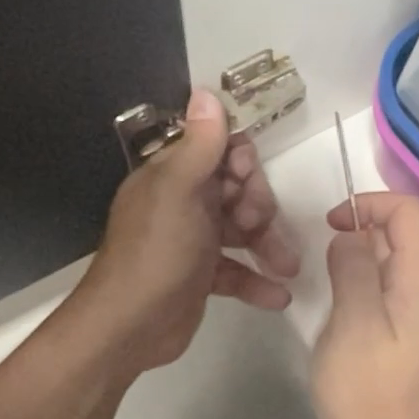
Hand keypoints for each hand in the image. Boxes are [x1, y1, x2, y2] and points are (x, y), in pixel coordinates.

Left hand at [72, 88, 299, 374]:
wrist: (129, 327)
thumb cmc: (156, 253)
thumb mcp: (179, 192)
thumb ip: (199, 146)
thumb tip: (206, 91)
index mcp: (172, 176)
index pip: (217, 151)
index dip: (241, 162)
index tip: (250, 181)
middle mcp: (182, 203)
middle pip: (236, 191)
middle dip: (260, 207)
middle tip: (260, 225)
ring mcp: (192, 242)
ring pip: (241, 232)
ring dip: (268, 246)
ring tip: (289, 269)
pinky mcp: (201, 278)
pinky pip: (236, 271)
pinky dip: (257, 282)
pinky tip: (278, 297)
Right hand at [312, 193, 418, 418]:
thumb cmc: (367, 391)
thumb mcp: (354, 323)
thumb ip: (354, 270)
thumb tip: (351, 235)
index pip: (410, 213)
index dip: (371, 204)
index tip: (331, 224)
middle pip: (405, 236)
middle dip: (362, 228)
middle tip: (321, 254)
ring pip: (395, 265)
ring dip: (360, 257)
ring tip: (326, 280)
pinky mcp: (408, 341)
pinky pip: (390, 293)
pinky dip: (364, 283)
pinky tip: (340, 309)